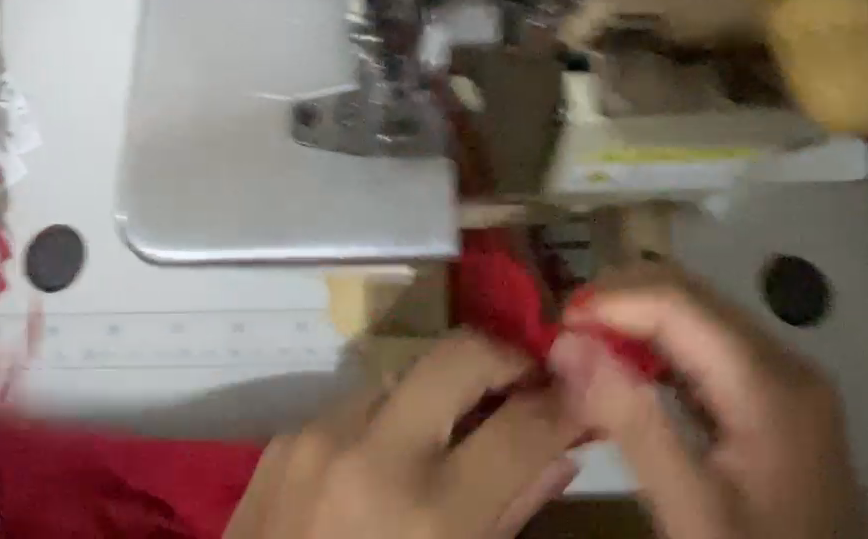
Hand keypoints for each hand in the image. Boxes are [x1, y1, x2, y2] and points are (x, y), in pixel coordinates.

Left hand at [225, 333, 581, 538]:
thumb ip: (511, 514)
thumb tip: (561, 450)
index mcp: (431, 515)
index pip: (523, 426)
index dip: (565, 401)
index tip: (581, 392)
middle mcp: (375, 455)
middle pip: (460, 353)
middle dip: (504, 357)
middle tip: (526, 382)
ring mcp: (322, 434)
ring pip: (406, 372)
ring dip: (441, 392)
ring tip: (455, 430)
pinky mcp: (286, 434)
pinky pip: (357, 404)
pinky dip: (388, 421)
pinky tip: (387, 461)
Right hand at [547, 264, 867, 538]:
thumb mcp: (694, 513)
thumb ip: (631, 424)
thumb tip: (565, 344)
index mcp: (768, 383)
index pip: (674, 302)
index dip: (608, 301)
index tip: (553, 327)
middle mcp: (783, 362)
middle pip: (688, 293)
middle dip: (618, 300)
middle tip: (562, 335)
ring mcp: (784, 379)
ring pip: (695, 311)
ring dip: (634, 318)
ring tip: (584, 350)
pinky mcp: (776, 399)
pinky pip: (706, 343)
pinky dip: (658, 344)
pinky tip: (627, 374)